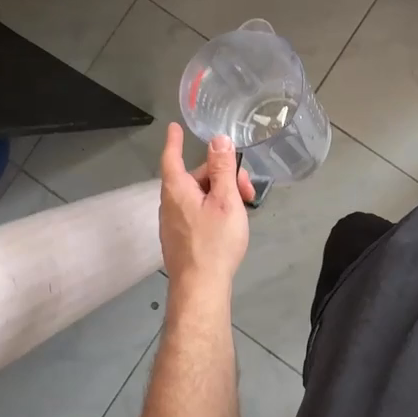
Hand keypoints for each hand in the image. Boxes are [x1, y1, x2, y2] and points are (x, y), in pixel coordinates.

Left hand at [157, 124, 255, 295]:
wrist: (200, 289)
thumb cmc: (215, 242)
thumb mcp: (226, 200)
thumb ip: (223, 169)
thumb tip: (218, 140)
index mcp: (177, 190)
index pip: (172, 157)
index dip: (174, 141)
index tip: (175, 127)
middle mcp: (169, 204)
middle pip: (194, 177)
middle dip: (221, 175)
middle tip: (247, 190)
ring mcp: (172, 224)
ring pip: (197, 196)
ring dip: (220, 194)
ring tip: (243, 209)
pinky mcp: (179, 239)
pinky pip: (195, 212)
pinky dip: (212, 208)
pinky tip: (229, 223)